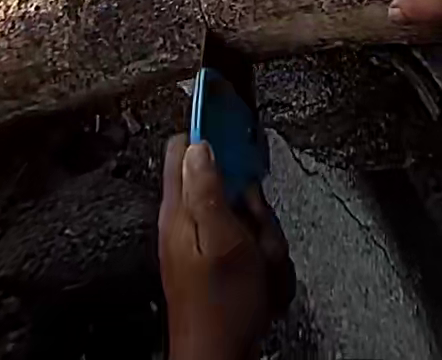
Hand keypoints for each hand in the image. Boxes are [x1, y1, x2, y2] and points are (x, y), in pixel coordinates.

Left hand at [159, 135, 293, 359]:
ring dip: (260, 226)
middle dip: (248, 194)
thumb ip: (209, 189)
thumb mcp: (222, 239)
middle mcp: (186, 220)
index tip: (235, 134)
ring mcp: (202, 239)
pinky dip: (259, 247)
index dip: (209, 132)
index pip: (183, 147)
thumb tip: (199, 143)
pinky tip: (261, 269)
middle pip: (223, 178)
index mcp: (180, 210)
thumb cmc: (222, 309)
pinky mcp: (217, 257)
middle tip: (254, 221)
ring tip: (260, 256)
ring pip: (240, 207)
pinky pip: (246, 234)